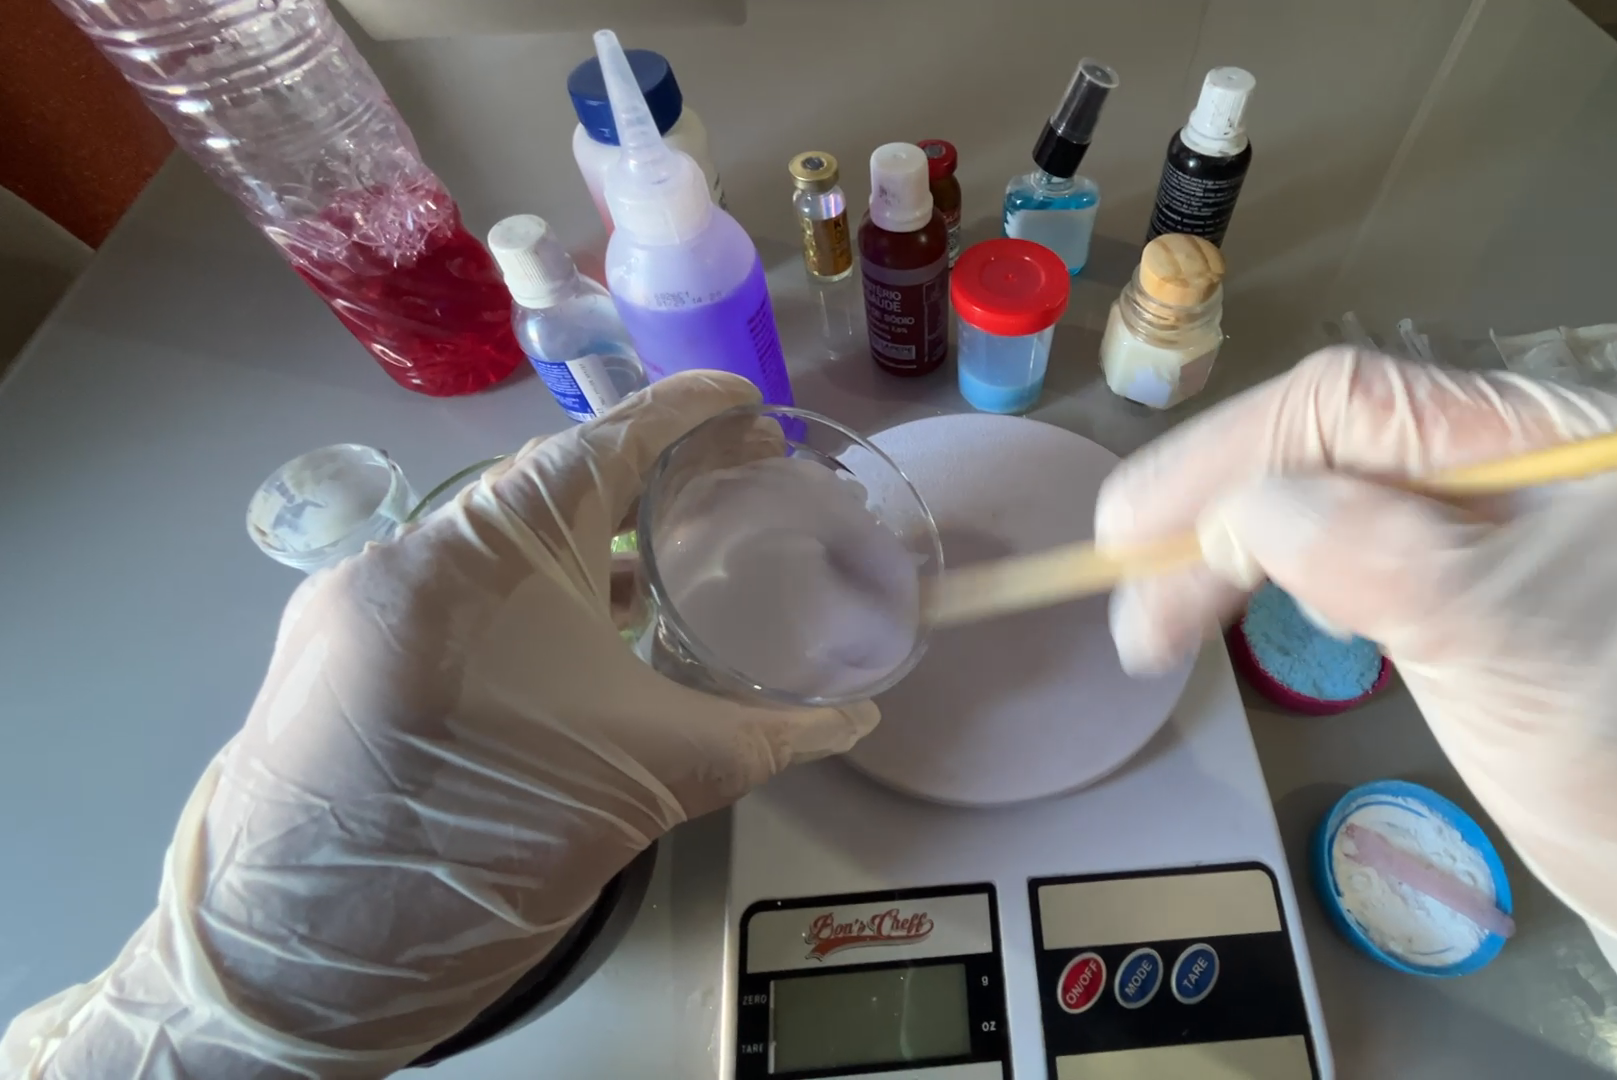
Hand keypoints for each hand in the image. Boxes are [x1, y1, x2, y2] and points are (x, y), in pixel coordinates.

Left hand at [4, 372, 877, 1077]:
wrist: (301, 977)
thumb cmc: (486, 850)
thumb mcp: (651, 779)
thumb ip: (768, 736)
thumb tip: (857, 719)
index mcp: (481, 563)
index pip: (600, 448)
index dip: (682, 411)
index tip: (747, 399)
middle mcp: (418, 557)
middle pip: (561, 473)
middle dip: (659, 458)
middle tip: (742, 459)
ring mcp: (378, 596)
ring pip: (517, 522)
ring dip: (608, 513)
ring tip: (691, 518)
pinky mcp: (363, 640)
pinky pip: (482, 571)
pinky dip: (560, 568)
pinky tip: (614, 597)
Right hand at [1098, 348, 1616, 1077]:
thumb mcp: (1524, 646)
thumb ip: (1378, 556)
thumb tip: (1237, 513)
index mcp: (1543, 439)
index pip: (1346, 406)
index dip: (1219, 456)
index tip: (1129, 535)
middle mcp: (1496, 463)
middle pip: (1311, 450)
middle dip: (1202, 512)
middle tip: (1119, 590)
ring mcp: (1467, 527)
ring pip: (1307, 503)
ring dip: (1215, 553)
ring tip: (1151, 620)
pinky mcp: (1444, 589)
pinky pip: (1327, 556)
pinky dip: (1258, 580)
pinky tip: (1228, 604)